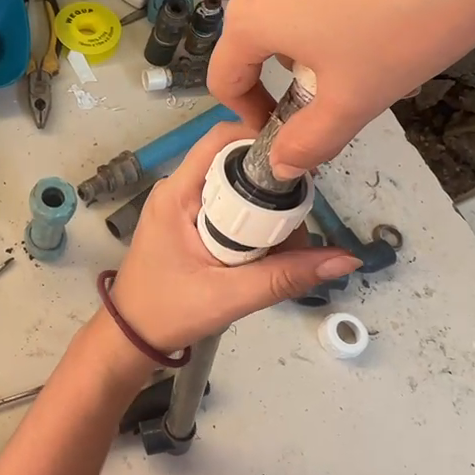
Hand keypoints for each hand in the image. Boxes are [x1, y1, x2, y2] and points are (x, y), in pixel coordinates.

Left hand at [107, 123, 359, 355]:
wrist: (131, 335)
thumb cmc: (168, 311)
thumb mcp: (228, 296)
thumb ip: (284, 276)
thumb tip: (344, 259)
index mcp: (177, 193)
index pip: (221, 140)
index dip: (262, 142)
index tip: (301, 168)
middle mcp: (180, 189)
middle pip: (236, 164)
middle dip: (273, 188)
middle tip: (301, 224)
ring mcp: (184, 205)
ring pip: (237, 189)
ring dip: (268, 213)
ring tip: (289, 249)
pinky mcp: (192, 222)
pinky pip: (231, 209)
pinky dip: (255, 225)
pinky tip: (272, 254)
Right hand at [207, 0, 474, 176]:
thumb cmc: (404, 24)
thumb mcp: (357, 97)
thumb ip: (311, 138)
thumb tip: (281, 164)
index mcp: (251, 18)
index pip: (224, 78)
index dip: (248, 113)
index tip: (284, 129)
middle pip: (260, 39)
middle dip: (293, 72)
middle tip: (349, 86)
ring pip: (293, 3)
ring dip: (319, 34)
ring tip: (382, 39)